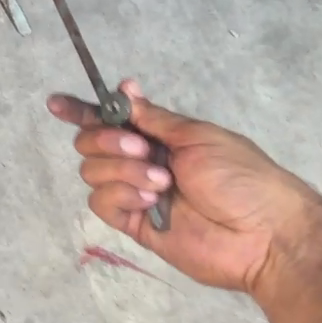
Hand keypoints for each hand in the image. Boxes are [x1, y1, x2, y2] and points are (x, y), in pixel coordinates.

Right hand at [48, 79, 321, 297]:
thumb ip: (153, 117)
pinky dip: (120, 196)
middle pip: (90, 142)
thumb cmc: (242, 178)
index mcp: (157, 138)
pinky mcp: (131, 221)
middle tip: (139, 149)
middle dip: (107, 140)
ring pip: (91, 170)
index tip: (56, 104)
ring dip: (122, 171)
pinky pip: (101, 201)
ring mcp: (133, 192)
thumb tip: (124, 88)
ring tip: (161, 183)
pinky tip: (149, 201)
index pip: (108, 120)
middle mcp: (139, 162)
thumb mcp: (199, 136)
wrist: (265, 234)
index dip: (80, 112)